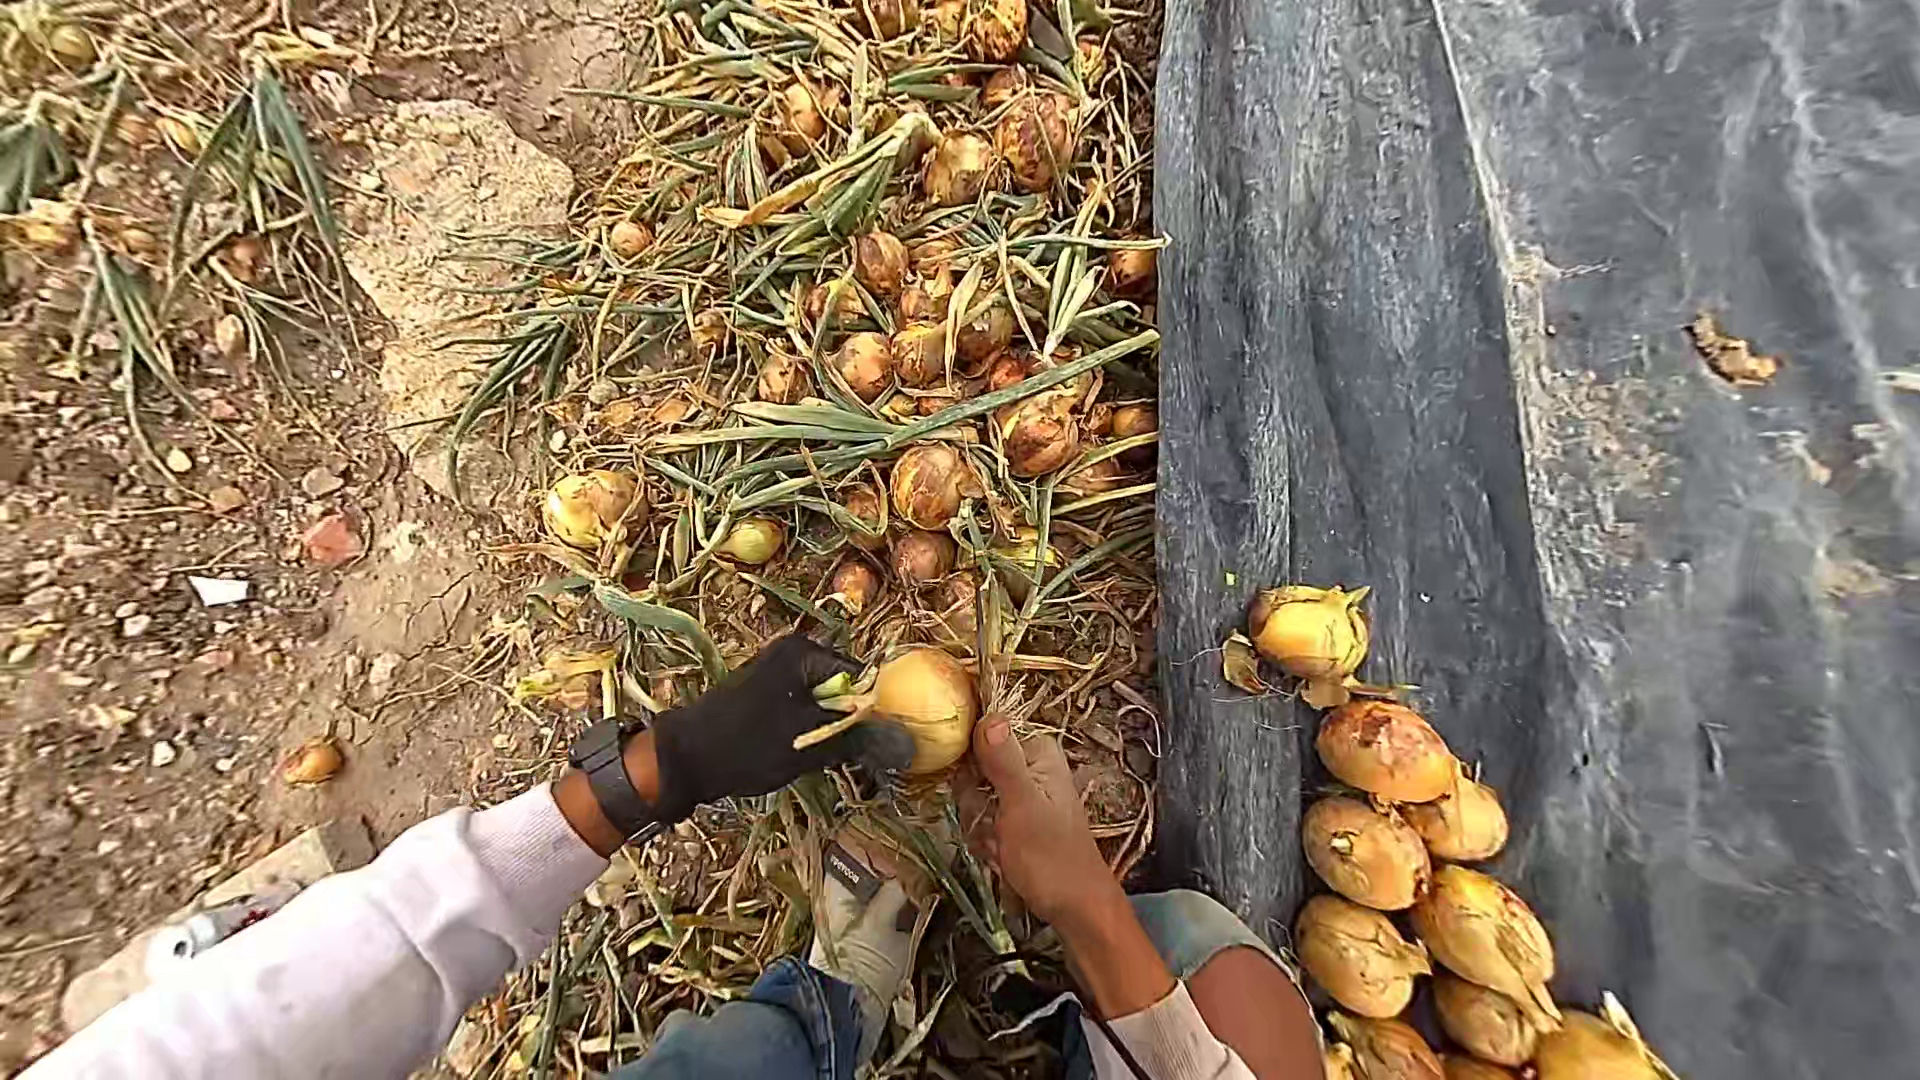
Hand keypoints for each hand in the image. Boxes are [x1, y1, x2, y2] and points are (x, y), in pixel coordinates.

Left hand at [649, 635, 913, 821]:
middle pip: (842, 684)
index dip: (869, 707)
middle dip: (848, 718)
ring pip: (823, 698)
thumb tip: (906, 744)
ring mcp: (777, 668)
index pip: (859, 674)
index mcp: (805, 651)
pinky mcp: (766, 688)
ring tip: (820, 751)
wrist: (682, 759)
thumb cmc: (748, 743)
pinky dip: (809, 724)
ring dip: (828, 725)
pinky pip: (803, 703)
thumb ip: (859, 738)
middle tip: (846, 749)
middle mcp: (793, 651)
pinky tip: (801, 748)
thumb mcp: (809, 743)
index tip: (873, 739)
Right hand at [955, 715, 1125, 931]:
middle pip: (972, 767)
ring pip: (972, 795)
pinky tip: (1000, 854)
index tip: (975, 791)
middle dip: (974, 802)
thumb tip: (989, 715)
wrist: (1075, 910)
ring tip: (999, 845)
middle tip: (993, 826)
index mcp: (1036, 749)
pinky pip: (980, 817)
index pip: (982, 734)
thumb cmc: (1052, 858)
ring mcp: (1020, 790)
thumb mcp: (1022, 804)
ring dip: (978, 825)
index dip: (970, 763)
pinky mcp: (1013, 815)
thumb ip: (1003, 760)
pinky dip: (984, 838)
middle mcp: (1028, 763)